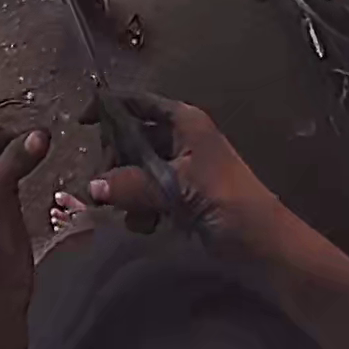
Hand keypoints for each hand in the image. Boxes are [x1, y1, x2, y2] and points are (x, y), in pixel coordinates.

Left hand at [0, 105, 49, 348]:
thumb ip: (15, 159)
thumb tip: (42, 133)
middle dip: (1, 125)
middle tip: (20, 128)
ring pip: (3, 146)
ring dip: (18, 139)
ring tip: (37, 137)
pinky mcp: (10, 193)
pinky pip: (18, 162)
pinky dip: (28, 154)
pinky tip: (41, 146)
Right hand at [86, 94, 290, 254]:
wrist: (266, 247)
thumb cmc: (228, 203)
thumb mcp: (177, 190)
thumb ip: (133, 184)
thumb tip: (92, 186)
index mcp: (182, 120)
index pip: (135, 100)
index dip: (107, 107)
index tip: (81, 123)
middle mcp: (178, 135)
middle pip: (130, 134)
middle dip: (114, 159)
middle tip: (104, 185)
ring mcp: (179, 164)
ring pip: (135, 165)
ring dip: (125, 188)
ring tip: (130, 214)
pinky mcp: (180, 192)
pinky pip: (145, 189)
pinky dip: (139, 205)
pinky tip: (144, 225)